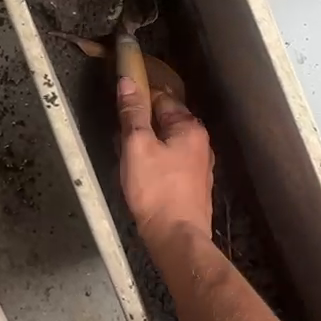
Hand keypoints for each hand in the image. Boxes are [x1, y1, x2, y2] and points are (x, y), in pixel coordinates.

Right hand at [117, 76, 213, 245]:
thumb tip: (128, 81)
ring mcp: (200, 166)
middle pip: (164, 120)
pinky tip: (142, 175)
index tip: (120, 111)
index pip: (160, 97)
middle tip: (121, 139)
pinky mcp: (194, 186)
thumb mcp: (136, 144)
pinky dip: (155, 162)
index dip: (138, 100)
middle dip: (141, 125)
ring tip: (128, 159)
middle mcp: (200, 143)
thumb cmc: (155, 189)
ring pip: (166, 142)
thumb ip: (132, 111)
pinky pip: (171, 162)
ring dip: (147, 145)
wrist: (176, 239)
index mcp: (190, 127)